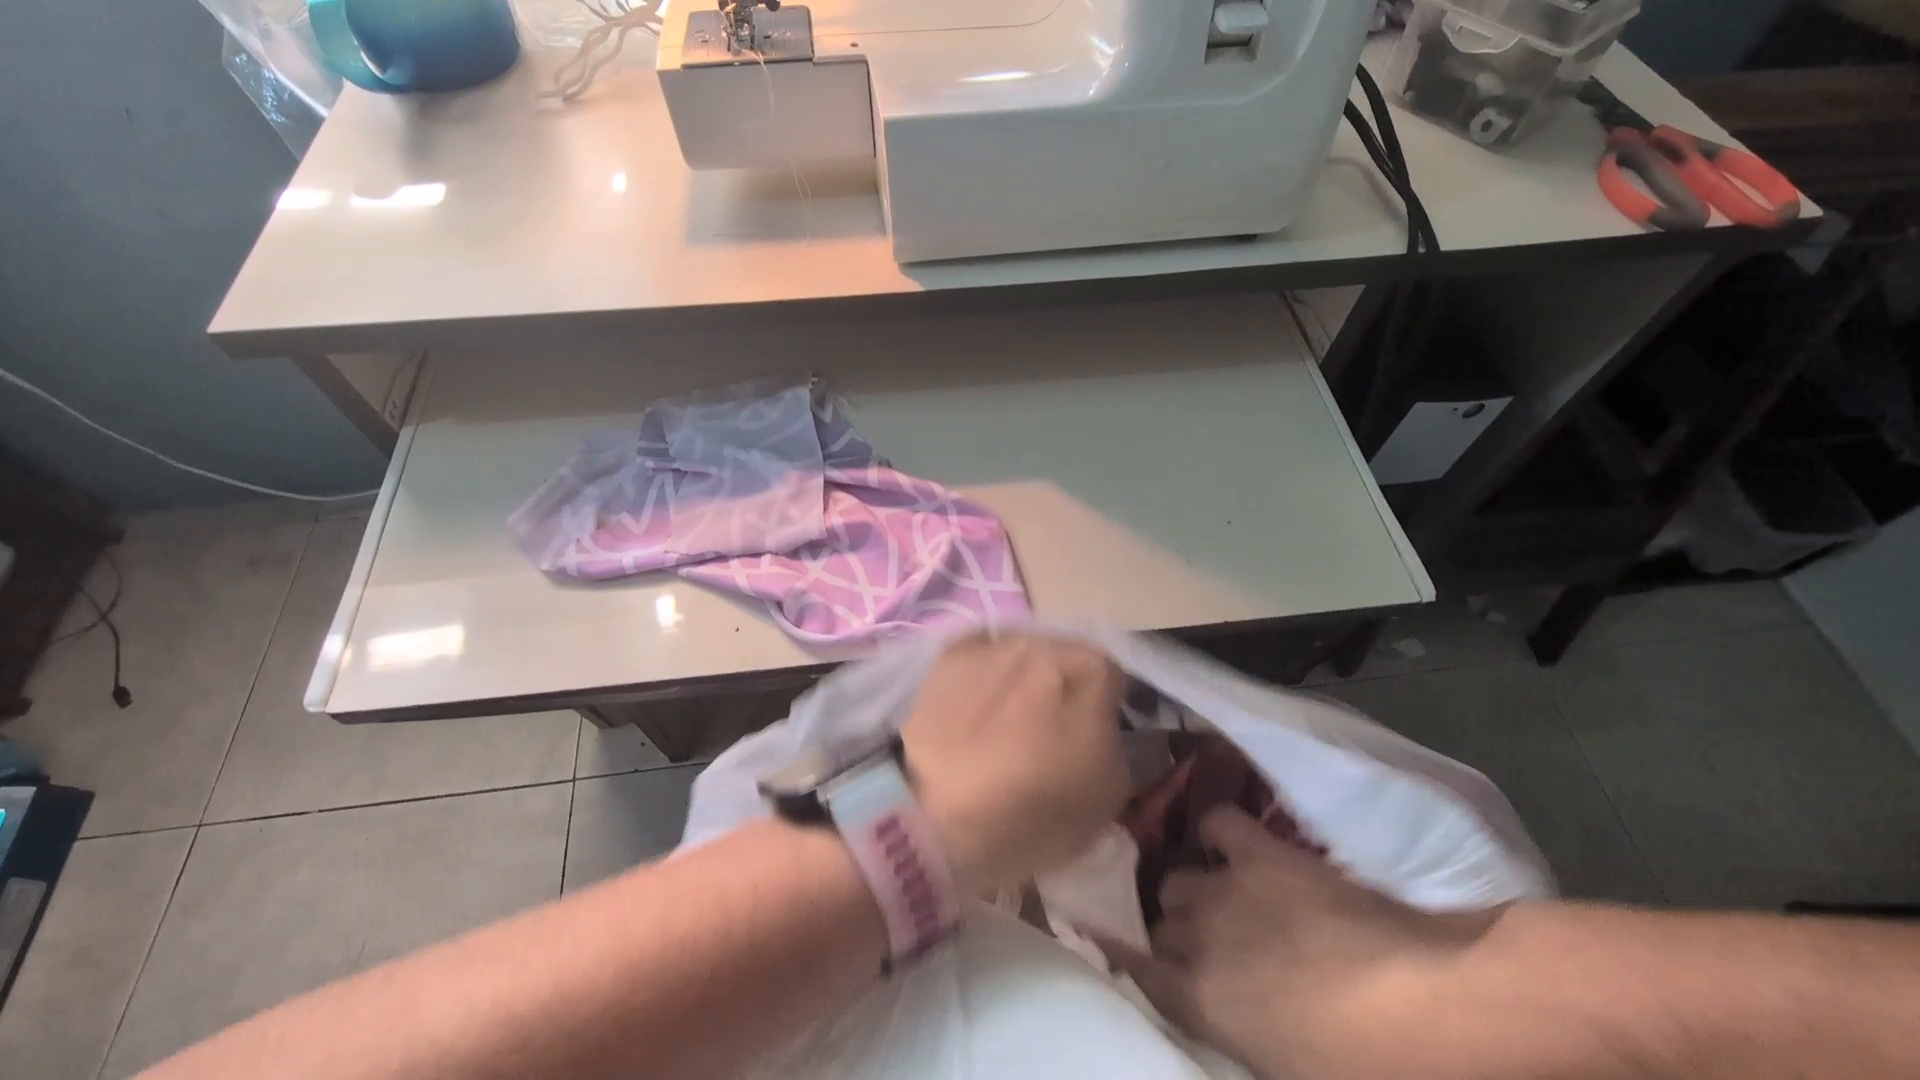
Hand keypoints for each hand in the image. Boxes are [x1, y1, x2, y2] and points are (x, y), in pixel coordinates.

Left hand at [902, 634, 1128, 892]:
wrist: (940, 817)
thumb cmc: (1037, 812)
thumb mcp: (1110, 794)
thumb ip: (1117, 744)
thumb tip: (1105, 726)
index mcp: (1092, 669)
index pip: (1114, 677)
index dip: (1109, 707)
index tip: (1098, 735)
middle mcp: (1042, 642)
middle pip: (1064, 659)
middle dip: (1063, 687)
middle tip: (1051, 729)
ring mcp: (991, 646)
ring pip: (1019, 655)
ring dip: (1020, 680)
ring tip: (1005, 721)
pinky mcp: (945, 660)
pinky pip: (976, 660)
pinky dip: (980, 677)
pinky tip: (973, 707)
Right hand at [1109, 807, 1500, 1079]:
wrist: (1429, 1000)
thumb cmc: (1362, 1065)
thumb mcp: (1287, 1074)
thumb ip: (1239, 1038)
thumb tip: (1231, 1021)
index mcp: (1197, 1001)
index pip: (1133, 974)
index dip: (1128, 964)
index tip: (1132, 962)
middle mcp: (1196, 939)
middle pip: (1158, 927)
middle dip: (1173, 940)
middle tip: (1206, 953)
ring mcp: (1226, 889)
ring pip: (1177, 880)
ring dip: (1191, 895)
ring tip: (1217, 903)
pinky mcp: (1264, 853)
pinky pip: (1220, 822)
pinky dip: (1217, 831)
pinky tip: (1228, 844)